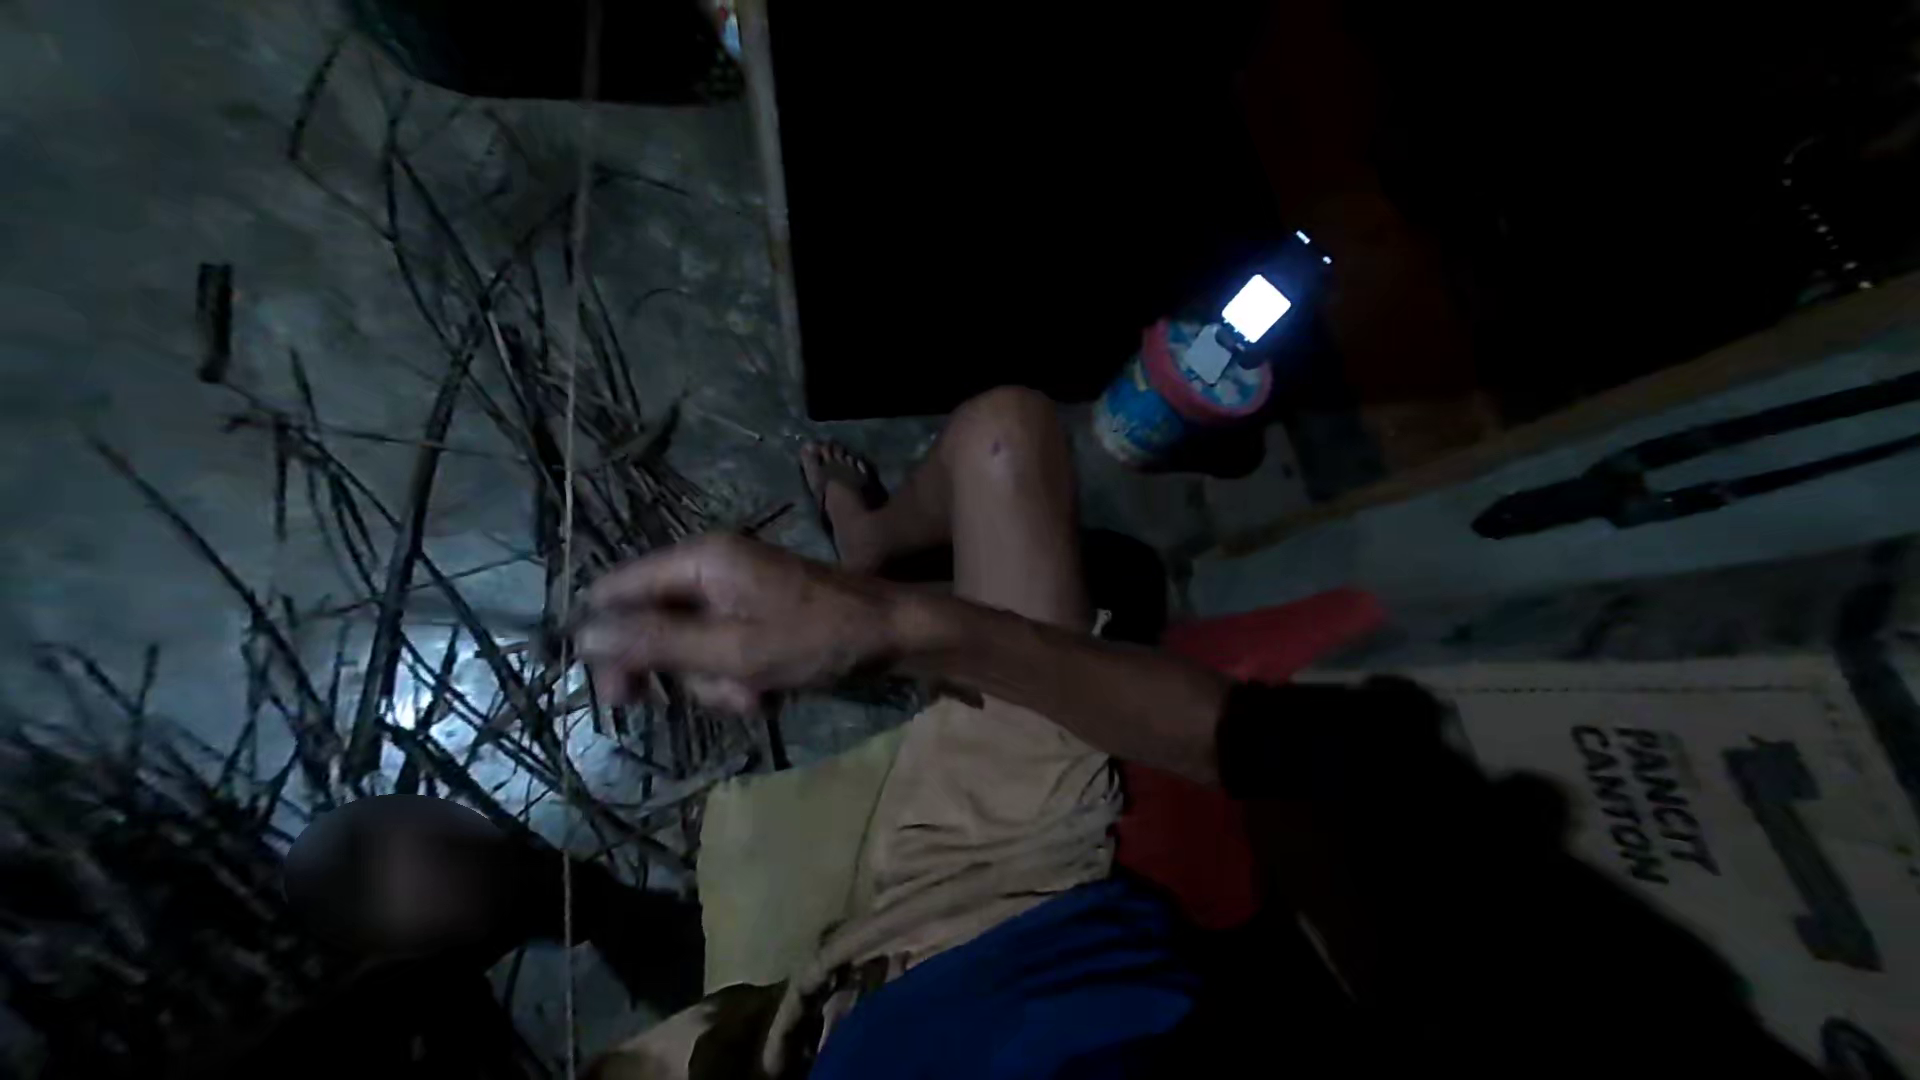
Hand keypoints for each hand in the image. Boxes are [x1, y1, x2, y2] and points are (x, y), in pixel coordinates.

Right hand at [575, 534, 903, 712]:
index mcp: (701, 559)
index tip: (618, 692)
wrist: (892, 635)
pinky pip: (723, 648)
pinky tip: (764, 692)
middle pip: (653, 621)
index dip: (607, 638)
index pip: (619, 590)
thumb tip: (582, 635)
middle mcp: (713, 567)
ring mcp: (738, 592)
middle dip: (671, 669)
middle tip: (673, 707)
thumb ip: (657, 643)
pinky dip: (736, 675)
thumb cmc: (817, 638)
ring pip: (689, 644)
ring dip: (710, 680)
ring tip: (749, 695)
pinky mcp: (758, 614)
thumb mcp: (732, 650)